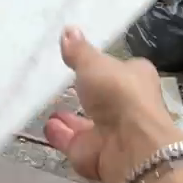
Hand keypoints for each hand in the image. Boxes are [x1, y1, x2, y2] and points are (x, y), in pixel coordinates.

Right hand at [43, 27, 182, 182]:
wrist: (128, 144)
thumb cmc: (118, 93)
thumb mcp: (95, 64)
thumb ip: (79, 51)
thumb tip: (68, 30)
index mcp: (135, 78)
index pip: (119, 68)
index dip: (102, 65)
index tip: (82, 59)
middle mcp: (125, 105)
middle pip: (101, 97)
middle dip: (84, 93)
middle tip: (62, 83)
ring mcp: (108, 132)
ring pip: (85, 122)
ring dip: (69, 116)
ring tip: (49, 106)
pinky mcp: (91, 152)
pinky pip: (71, 140)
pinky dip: (59, 134)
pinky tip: (47, 125)